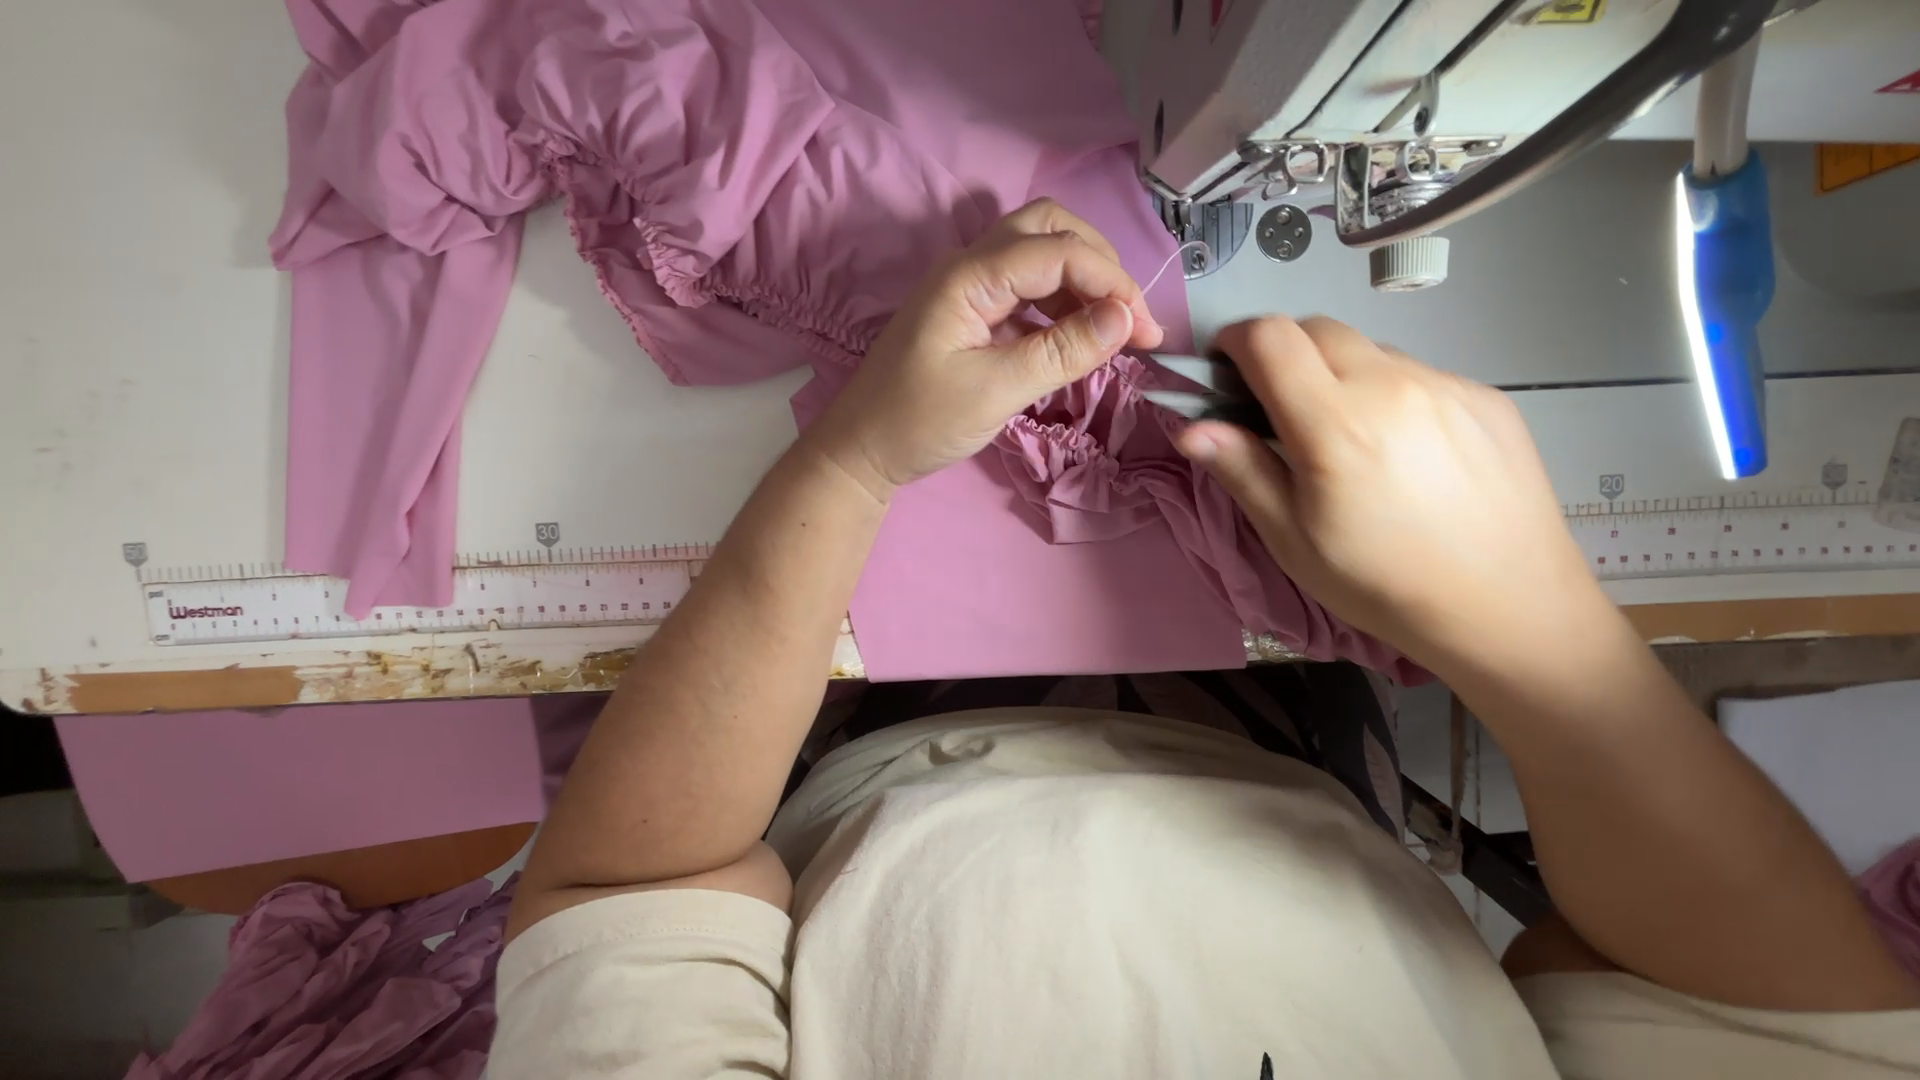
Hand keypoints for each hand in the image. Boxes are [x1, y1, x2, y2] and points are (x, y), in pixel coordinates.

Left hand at [805, 198, 1163, 500]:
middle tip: (1131, 318)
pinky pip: (1028, 290)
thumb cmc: (919, 422)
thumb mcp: (995, 392)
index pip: (1059, 251)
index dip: (1112, 282)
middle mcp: (970, 267)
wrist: (861, 449)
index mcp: (969, 276)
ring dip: (1084, 282)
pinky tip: (1080, 337)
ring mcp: (970, 288)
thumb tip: (1124, 319)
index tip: (1145, 331)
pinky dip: (1062, 304)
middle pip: (1050, 230)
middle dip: (1100, 264)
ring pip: (1040, 255)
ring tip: (1114, 331)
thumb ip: (1061, 352)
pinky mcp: (973, 313)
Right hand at [1173, 316, 1612, 678]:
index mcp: (1335, 422)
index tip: (1224, 373)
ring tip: (1344, 436)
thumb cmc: (1381, 583)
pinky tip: (1401, 450)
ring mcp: (1446, 385)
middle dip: (1281, 352)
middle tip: (1275, 407)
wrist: (1508, 607)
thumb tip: (1189, 426)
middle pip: (1317, 328)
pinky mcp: (1484, 397)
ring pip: (1369, 349)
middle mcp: (1392, 385)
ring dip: (1336, 371)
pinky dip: (1386, 391)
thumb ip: (1241, 470)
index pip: (1270, 336)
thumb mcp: (1292, 538)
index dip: (1235, 342)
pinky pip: (1416, 373)